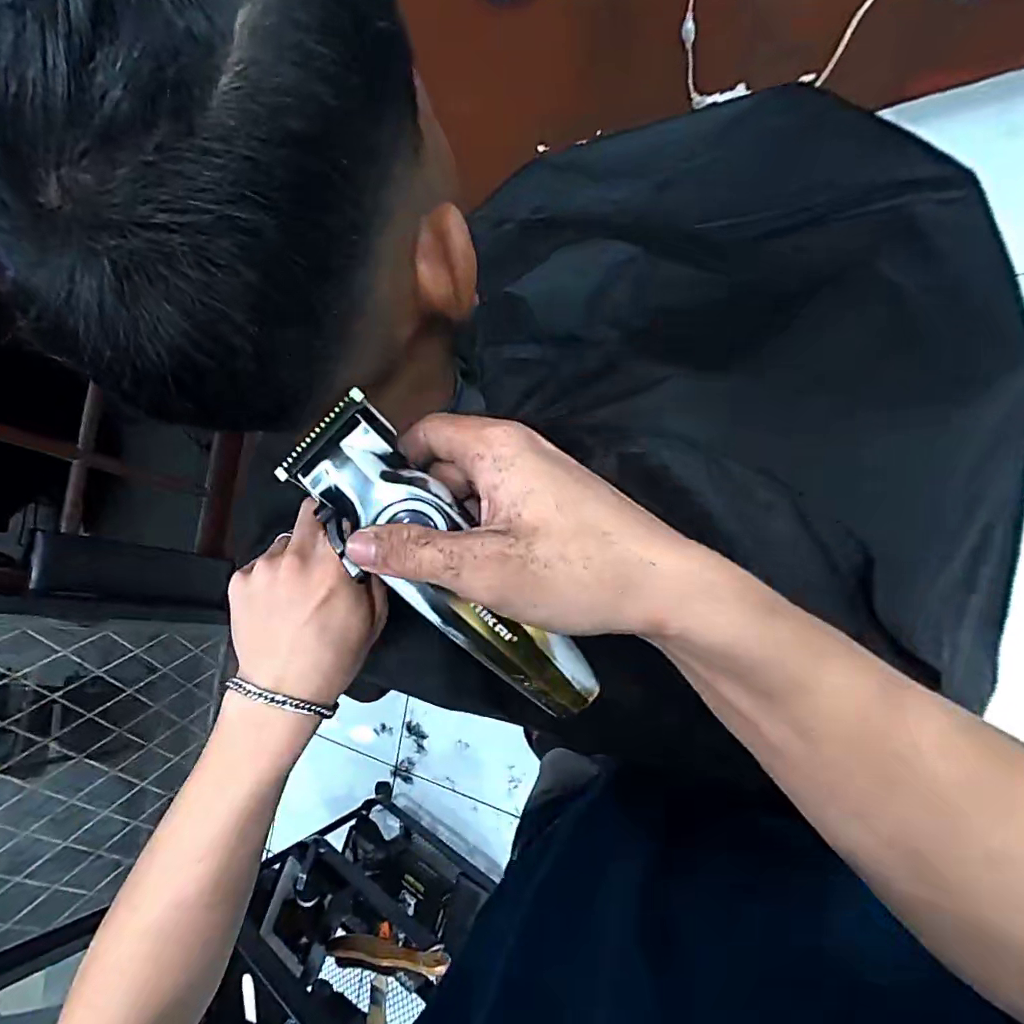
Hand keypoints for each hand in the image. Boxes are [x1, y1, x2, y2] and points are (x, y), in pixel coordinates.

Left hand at [229, 499, 388, 704]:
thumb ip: (372, 575)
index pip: (331, 510)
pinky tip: (276, 605)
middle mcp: (292, 558)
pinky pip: (259, 566)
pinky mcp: (239, 580)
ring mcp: (261, 568)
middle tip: (321, 565)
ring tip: (296, 596)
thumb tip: (365, 551)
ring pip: (281, 546)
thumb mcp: (372, 619)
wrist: (281, 689)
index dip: (338, 518)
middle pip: (305, 520)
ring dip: (291, 561)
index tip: (342, 529)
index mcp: (329, 563)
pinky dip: (268, 579)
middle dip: (316, 536)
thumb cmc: (326, 661)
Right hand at [343, 414, 711, 638]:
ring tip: (435, 566)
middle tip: (400, 549)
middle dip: (416, 505)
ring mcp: (535, 474)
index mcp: (495, 447)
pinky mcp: (548, 500)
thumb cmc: (574, 571)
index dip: (392, 466)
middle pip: (441, 464)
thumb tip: (355, 541)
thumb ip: (412, 552)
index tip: (372, 508)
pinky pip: (492, 505)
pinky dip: (473, 530)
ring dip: (445, 523)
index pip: (422, 433)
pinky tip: (474, 567)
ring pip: (466, 490)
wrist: (669, 590)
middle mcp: (514, 449)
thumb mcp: (480, 568)